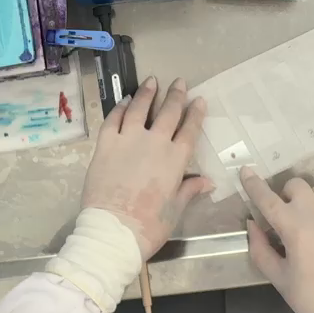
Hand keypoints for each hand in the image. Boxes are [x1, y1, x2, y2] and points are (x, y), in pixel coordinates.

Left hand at [80, 77, 210, 258]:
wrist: (114, 231)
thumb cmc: (149, 225)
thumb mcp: (175, 210)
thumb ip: (189, 190)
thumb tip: (208, 181)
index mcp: (175, 160)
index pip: (189, 130)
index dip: (195, 113)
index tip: (199, 100)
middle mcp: (154, 143)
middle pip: (168, 113)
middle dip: (175, 95)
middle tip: (179, 82)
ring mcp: (128, 140)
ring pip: (139, 109)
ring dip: (147, 94)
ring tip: (152, 81)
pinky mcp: (105, 143)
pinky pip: (113, 119)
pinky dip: (119, 108)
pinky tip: (124, 101)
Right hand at [242, 169, 313, 312]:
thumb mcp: (280, 280)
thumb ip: (261, 249)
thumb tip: (253, 225)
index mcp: (294, 227)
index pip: (267, 198)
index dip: (254, 184)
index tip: (245, 170)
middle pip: (296, 186)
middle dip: (283, 194)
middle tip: (281, 216)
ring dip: (306, 198)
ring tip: (304, 221)